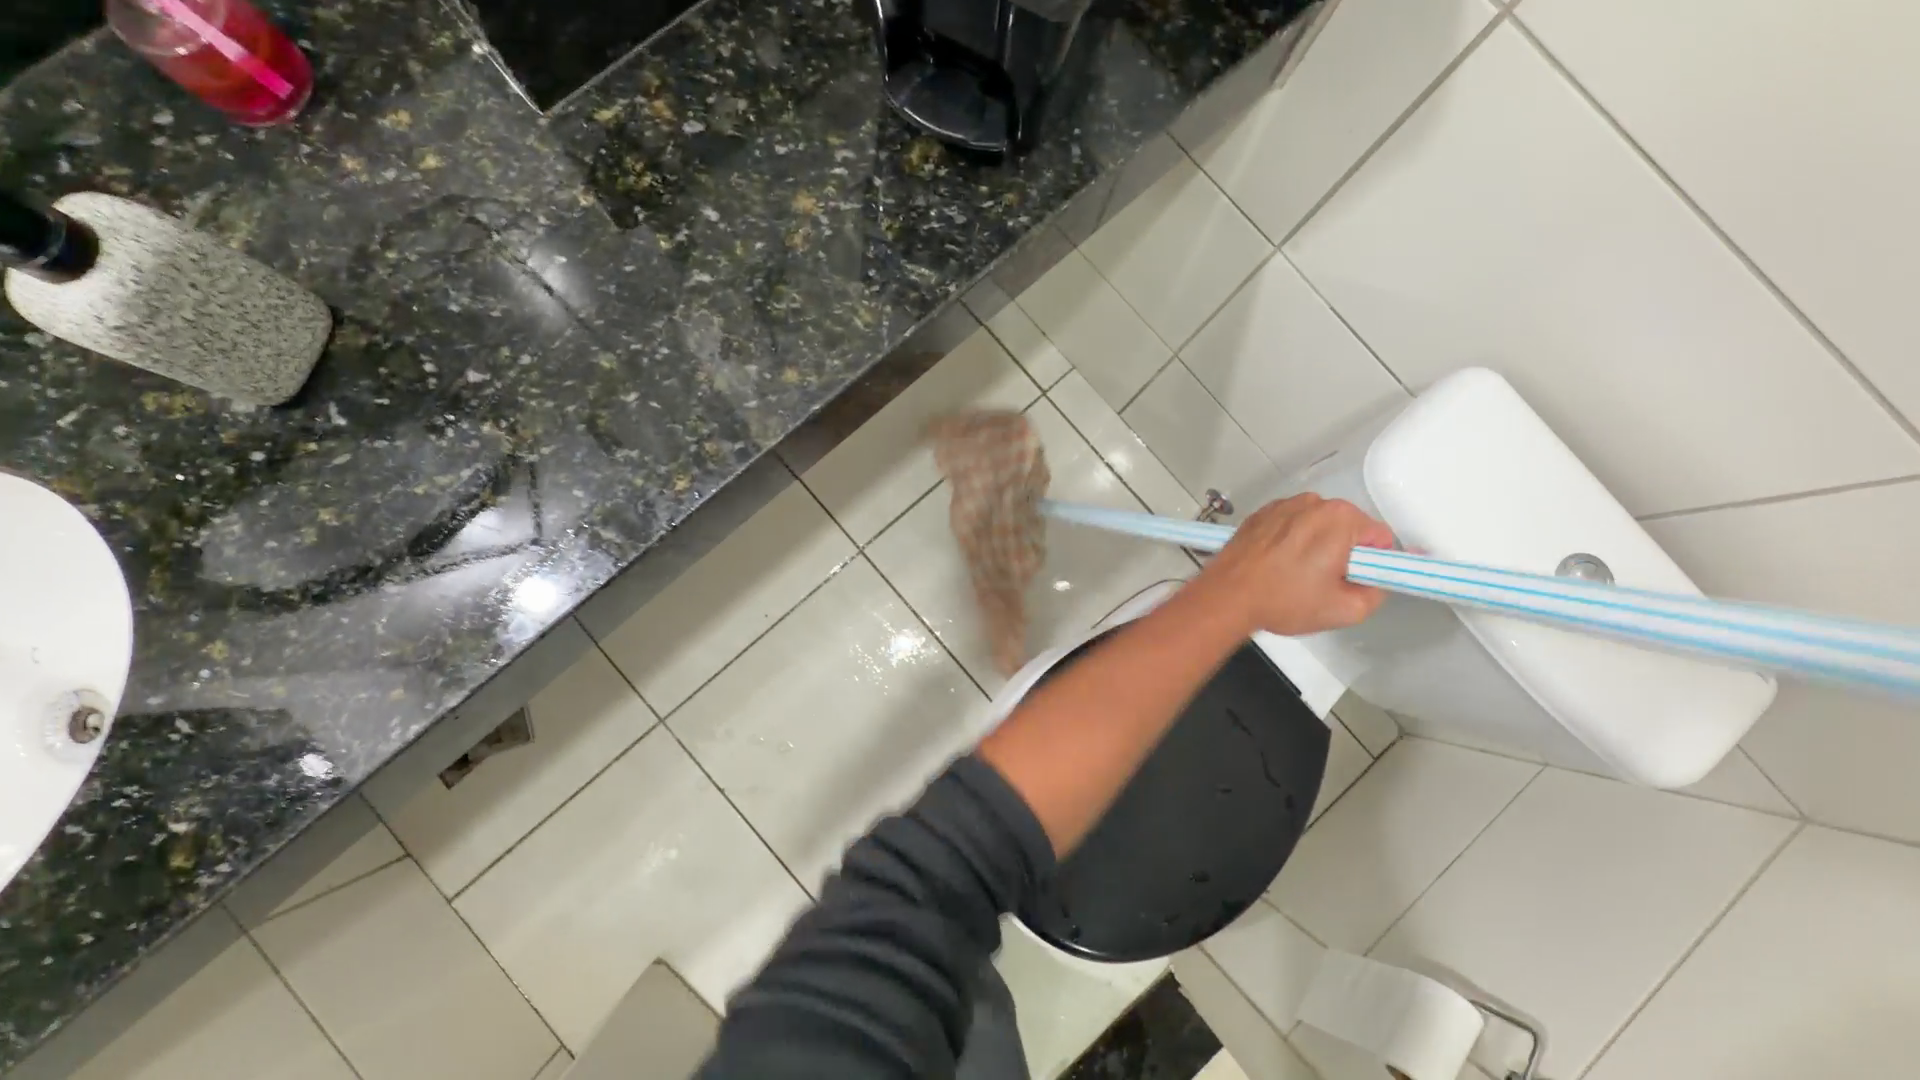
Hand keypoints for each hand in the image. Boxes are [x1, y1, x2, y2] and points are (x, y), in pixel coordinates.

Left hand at [1197, 494, 1395, 636]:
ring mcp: (1283, 505)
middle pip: (1347, 529)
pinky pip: (1289, 526)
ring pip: (1317, 526)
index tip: (1354, 581)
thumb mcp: (1345, 610)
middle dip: (1343, 554)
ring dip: (1315, 546)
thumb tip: (1373, 582)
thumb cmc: (1285, 600)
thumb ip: (1375, 593)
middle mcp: (1313, 502)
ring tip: (1296, 576)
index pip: (1379, 537)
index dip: (1373, 564)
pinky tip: (1276, 565)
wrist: (1227, 596)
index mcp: (1341, 518)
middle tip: (1323, 583)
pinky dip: (1289, 541)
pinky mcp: (1260, 514)